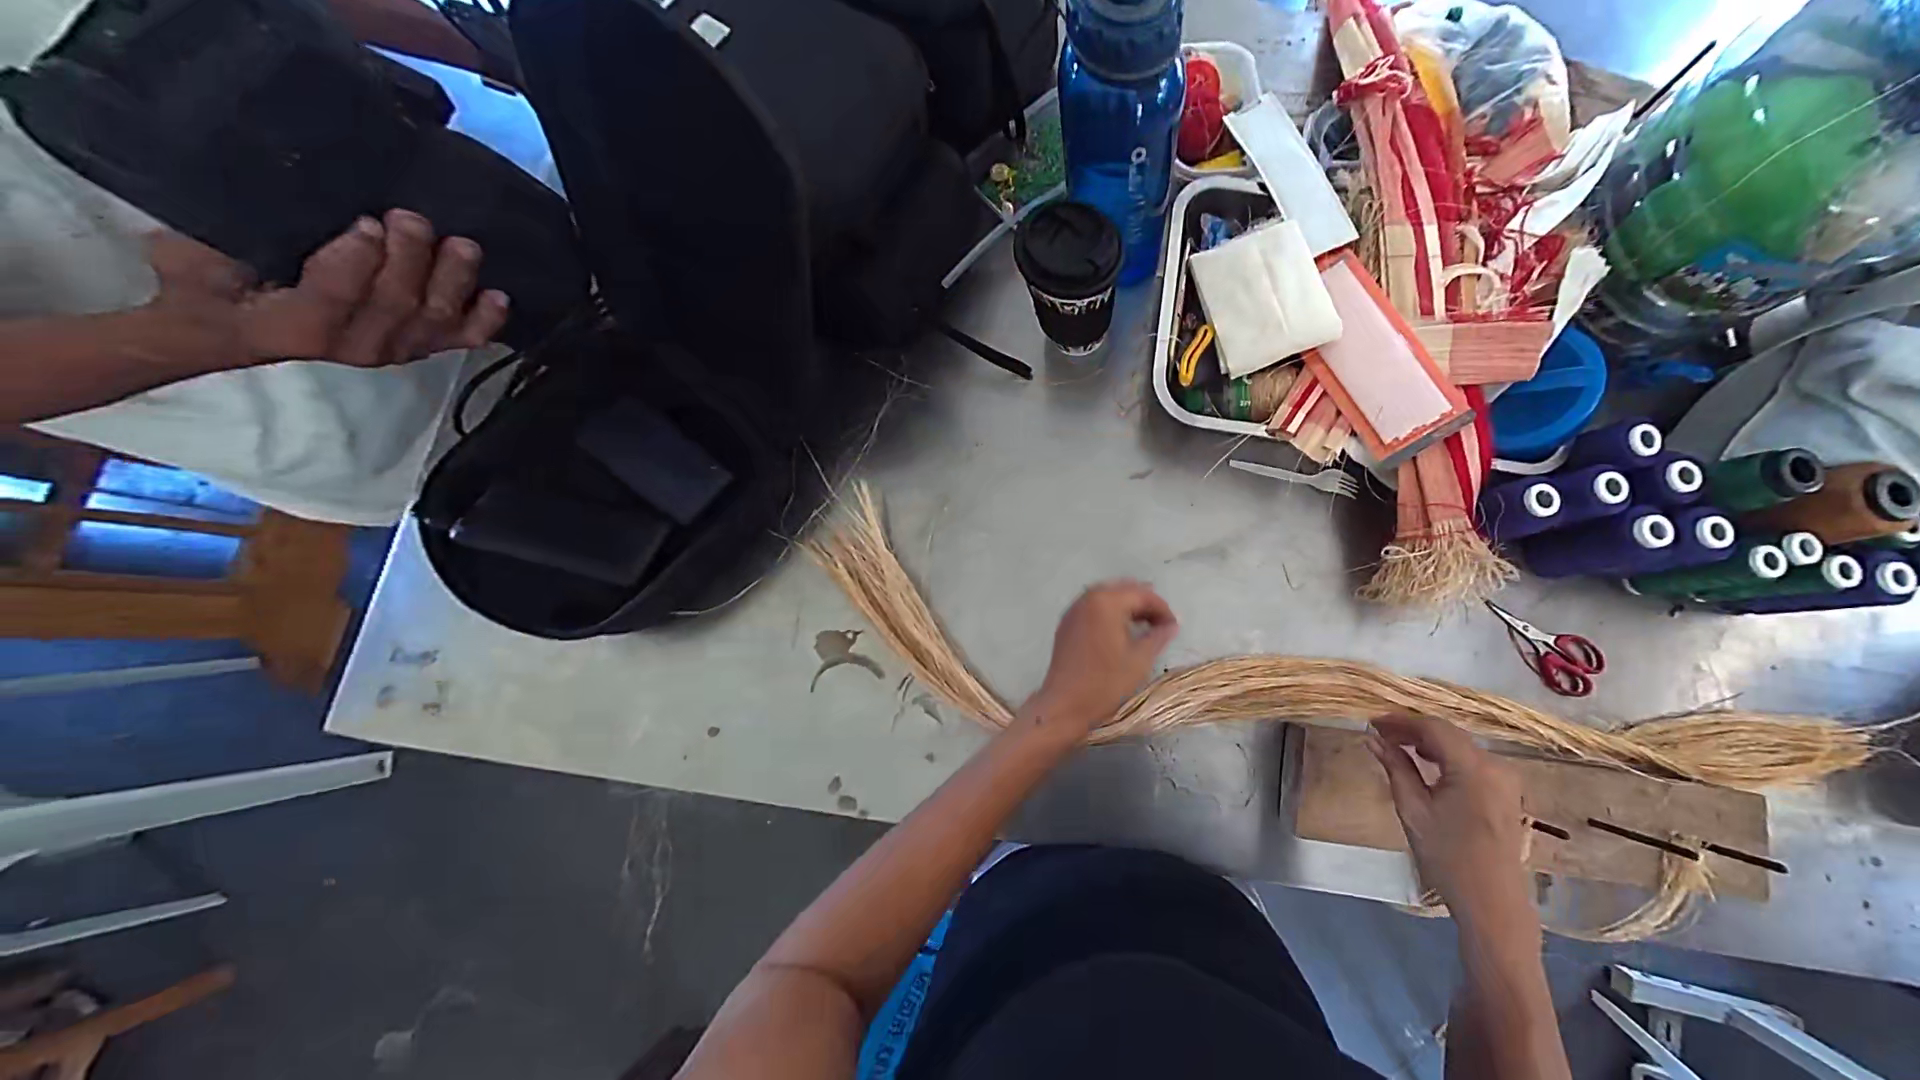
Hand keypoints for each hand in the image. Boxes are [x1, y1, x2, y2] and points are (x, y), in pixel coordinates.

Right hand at [145, 209, 509, 368]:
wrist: (231, 329)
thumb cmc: (211, 283)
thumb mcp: (195, 257)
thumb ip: (226, 241)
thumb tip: (269, 199)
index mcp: (295, 326)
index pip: (335, 296)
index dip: (358, 261)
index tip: (368, 223)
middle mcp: (354, 346)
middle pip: (396, 304)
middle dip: (411, 259)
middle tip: (413, 220)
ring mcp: (393, 349)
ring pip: (434, 318)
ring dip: (453, 280)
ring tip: (462, 246)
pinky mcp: (418, 348)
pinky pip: (460, 339)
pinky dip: (484, 320)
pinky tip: (498, 297)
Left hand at [1021, 581, 1177, 737]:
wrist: (1065, 703)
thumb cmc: (1105, 682)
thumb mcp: (1139, 659)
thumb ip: (1157, 636)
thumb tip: (1170, 625)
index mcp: (1106, 602)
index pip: (1141, 594)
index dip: (1162, 608)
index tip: (1174, 626)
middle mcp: (1087, 599)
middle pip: (1122, 589)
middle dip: (1144, 602)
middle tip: (1161, 622)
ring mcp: (1074, 610)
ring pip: (1106, 596)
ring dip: (1127, 605)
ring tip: (1144, 624)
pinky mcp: (1066, 623)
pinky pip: (1092, 607)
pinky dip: (1109, 612)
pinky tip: (1120, 629)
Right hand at [1367, 715, 1529, 919]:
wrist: (1492, 902)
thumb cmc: (1447, 856)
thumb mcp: (1413, 809)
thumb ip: (1395, 767)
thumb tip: (1373, 739)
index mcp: (1475, 768)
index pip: (1434, 728)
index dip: (1401, 721)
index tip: (1372, 723)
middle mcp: (1497, 767)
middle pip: (1449, 734)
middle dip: (1413, 730)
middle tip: (1379, 734)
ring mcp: (1506, 780)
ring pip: (1460, 746)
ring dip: (1428, 742)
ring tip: (1396, 747)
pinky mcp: (1506, 793)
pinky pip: (1471, 761)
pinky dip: (1444, 756)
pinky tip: (1424, 762)